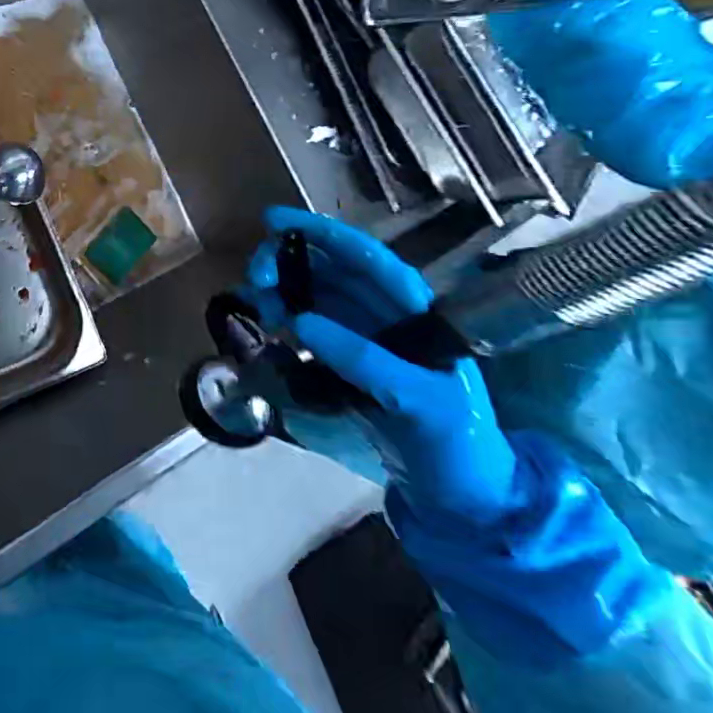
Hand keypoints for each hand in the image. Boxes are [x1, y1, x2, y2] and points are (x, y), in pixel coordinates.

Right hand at [247, 207, 518, 523]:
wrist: (457, 490)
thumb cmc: (455, 441)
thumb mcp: (420, 402)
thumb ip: (364, 360)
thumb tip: (300, 322)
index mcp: (415, 315)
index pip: (367, 261)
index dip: (322, 235)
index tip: (275, 222)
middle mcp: (382, 315)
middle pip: (327, 268)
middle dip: (286, 261)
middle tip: (255, 277)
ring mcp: (357, 334)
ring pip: (307, 290)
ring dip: (276, 287)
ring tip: (257, 305)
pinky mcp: (336, 355)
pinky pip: (298, 318)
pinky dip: (275, 312)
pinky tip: (264, 322)